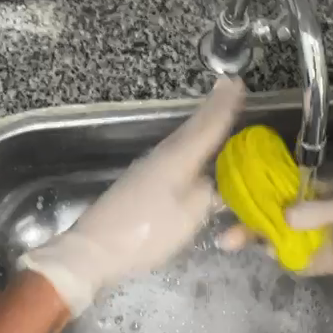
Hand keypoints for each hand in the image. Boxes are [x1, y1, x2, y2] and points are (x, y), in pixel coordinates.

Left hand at [20, 77, 244, 314]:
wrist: (94, 249)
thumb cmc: (145, 233)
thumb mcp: (188, 217)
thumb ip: (207, 195)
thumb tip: (215, 182)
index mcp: (178, 159)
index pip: (208, 126)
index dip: (225, 106)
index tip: (238, 83)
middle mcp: (164, 155)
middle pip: (194, 127)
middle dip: (214, 108)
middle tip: (230, 87)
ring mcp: (150, 167)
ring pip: (184, 138)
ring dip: (202, 123)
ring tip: (217, 111)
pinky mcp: (142, 181)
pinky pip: (176, 152)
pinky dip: (190, 142)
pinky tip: (194, 149)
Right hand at [225, 191, 332, 298]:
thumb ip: (319, 211)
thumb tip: (283, 217)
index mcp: (313, 193)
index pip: (277, 191)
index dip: (254, 195)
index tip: (232, 199)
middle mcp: (306, 214)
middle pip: (270, 219)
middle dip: (247, 225)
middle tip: (225, 237)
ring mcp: (310, 239)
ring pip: (276, 240)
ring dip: (258, 242)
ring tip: (235, 244)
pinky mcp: (318, 262)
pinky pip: (293, 261)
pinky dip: (281, 260)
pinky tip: (270, 256)